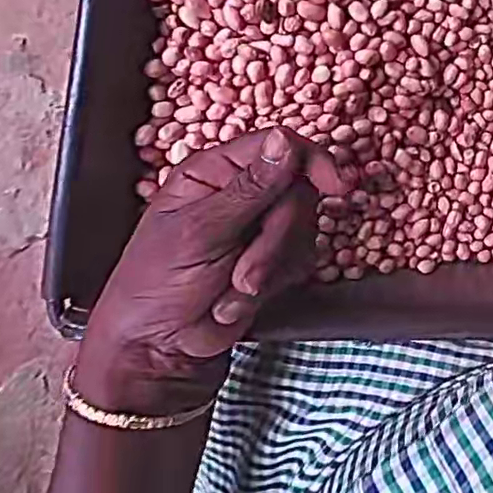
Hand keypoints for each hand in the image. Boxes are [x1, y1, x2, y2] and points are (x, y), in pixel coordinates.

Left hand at [73, 128, 350, 415]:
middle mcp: (243, 190)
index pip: (277, 145)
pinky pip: (302, 257)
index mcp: (215, 171)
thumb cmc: (156, 285)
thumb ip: (250, 188)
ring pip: (304, 227)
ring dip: (272, 265)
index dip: (311, 161)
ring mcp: (262, 224)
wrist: (158, 352)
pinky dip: (275, 282)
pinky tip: (239, 299)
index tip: (336, 185)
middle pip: (298, 190)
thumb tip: (284, 141)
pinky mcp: (277, 257)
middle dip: (277, 237)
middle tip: (246, 273)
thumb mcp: (199, 232)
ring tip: (233, 291)